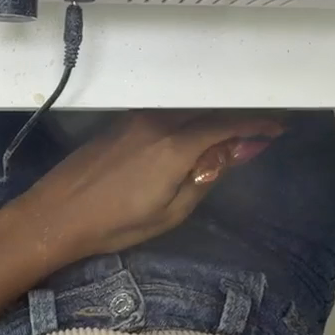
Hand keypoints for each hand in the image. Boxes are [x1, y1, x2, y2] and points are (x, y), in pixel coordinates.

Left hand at [9, 111, 286, 263]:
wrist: (56, 215)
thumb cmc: (114, 224)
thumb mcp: (170, 212)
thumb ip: (207, 176)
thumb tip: (240, 151)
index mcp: (174, 146)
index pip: (226, 125)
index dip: (255, 125)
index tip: (278, 127)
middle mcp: (158, 122)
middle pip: (208, 111)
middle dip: (237, 119)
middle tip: (261, 131)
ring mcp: (136, 119)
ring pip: (186, 110)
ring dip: (212, 118)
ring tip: (232, 135)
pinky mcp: (121, 123)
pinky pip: (165, 114)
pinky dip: (188, 120)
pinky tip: (194, 135)